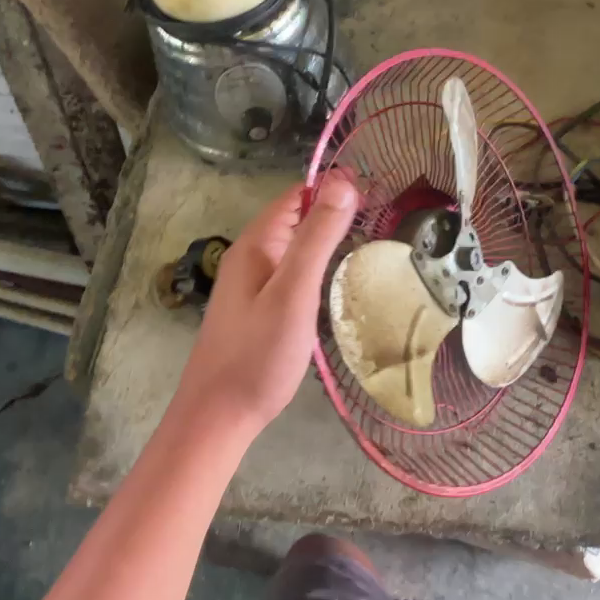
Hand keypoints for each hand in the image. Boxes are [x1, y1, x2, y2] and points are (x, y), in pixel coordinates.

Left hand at [169, 172, 359, 438]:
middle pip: (294, 218)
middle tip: (381, 214)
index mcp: (256, 245)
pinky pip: (288, 271)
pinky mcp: (256, 309)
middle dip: (332, 209)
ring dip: (324, 236)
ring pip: (292, 246)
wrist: (218, 418)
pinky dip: (314, 263)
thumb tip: (342, 182)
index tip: (376, 190)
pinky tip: (334, 279)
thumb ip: (317, 237)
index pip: (296, 196)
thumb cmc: (258, 355)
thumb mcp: (294, 292)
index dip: (333, 188)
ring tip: (367, 240)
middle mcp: (249, 257)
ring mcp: (250, 284)